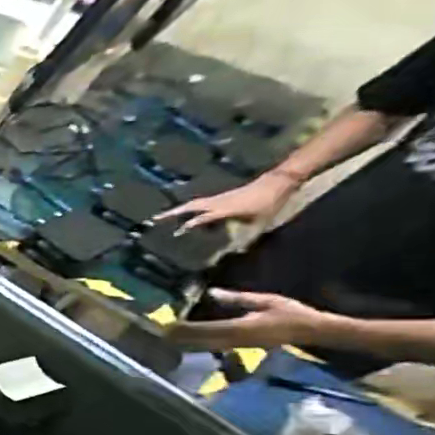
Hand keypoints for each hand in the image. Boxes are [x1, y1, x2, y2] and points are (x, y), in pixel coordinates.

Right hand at [154, 172, 296, 232]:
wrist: (278, 181)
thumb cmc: (270, 203)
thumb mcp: (262, 222)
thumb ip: (248, 236)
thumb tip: (239, 252)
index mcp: (223, 210)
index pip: (199, 219)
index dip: (187, 226)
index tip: (175, 234)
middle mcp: (216, 203)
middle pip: (189, 207)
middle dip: (172, 213)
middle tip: (155, 219)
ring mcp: (219, 198)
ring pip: (194, 203)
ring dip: (179, 208)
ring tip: (167, 214)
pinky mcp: (223, 195)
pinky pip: (202, 202)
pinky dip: (191, 206)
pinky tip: (189, 209)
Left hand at [167, 289, 334, 349]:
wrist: (316, 331)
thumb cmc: (293, 314)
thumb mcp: (266, 301)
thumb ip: (237, 298)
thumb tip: (210, 293)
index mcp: (241, 328)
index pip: (205, 329)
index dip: (184, 328)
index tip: (165, 326)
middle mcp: (235, 340)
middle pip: (199, 341)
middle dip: (178, 338)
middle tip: (155, 333)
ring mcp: (237, 346)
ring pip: (204, 346)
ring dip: (184, 342)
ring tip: (164, 338)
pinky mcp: (239, 348)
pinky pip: (212, 347)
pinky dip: (196, 344)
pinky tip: (185, 341)